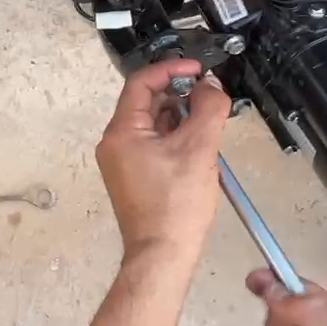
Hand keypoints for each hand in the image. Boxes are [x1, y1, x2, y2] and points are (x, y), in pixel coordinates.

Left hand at [93, 59, 231, 266]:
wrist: (163, 256)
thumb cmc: (175, 208)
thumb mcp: (199, 149)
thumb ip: (208, 110)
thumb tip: (211, 86)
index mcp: (121, 132)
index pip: (141, 83)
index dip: (171, 69)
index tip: (197, 69)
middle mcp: (115, 143)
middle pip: (146, 102)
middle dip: (179, 94)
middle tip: (208, 96)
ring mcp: (123, 161)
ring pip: (152, 124)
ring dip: (180, 116)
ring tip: (208, 121)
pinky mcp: (134, 176)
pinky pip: (154, 144)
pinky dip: (175, 137)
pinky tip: (199, 145)